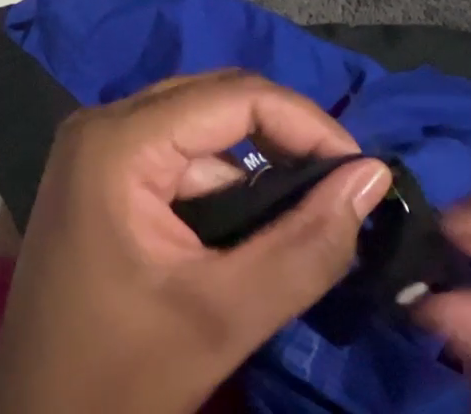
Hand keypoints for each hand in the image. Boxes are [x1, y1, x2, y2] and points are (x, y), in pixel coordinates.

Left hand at [0, 70, 391, 413]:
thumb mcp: (223, 317)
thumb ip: (306, 246)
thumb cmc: (118, 373)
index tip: (359, 174)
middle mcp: (104, 122)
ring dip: (258, 162)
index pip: (236, 96)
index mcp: (120, 142)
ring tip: (307, 212)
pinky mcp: (103, 171)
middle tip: (340, 190)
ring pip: (202, 126)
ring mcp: (98, 145)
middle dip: (286, 138)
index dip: (307, 124)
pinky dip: (224, 181)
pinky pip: (180, 152)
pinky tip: (253, 225)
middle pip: (218, 99)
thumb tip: (372, 176)